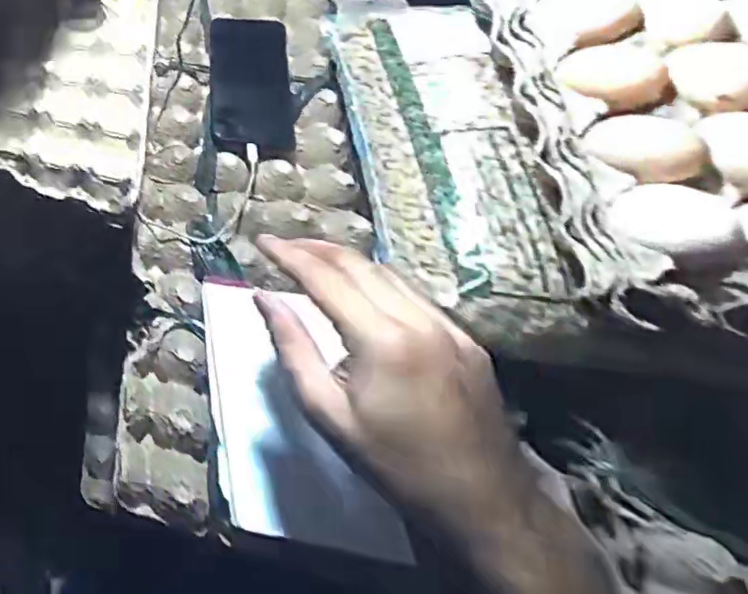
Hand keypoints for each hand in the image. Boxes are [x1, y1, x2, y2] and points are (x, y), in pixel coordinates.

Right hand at [255, 237, 614, 593]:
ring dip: (344, 260)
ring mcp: (450, 328)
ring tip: (312, 259)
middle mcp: (419, 321)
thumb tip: (264, 297)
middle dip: (313, 248)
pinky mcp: (467, 339)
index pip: (324, 278)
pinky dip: (376, 280)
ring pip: (386, 272)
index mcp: (383, 341)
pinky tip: (360, 289)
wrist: (486, 507)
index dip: (288, 254)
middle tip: (280, 244)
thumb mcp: (327, 413)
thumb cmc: (394, 463)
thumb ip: (292, 348)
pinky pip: (412, 294)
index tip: (261, 240)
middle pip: (356, 264)